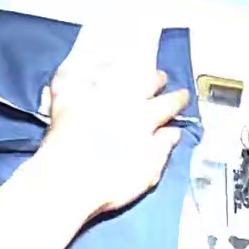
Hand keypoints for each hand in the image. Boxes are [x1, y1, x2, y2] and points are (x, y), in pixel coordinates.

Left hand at [29, 37, 189, 218]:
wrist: (66, 182)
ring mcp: (93, 97)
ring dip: (124, 67)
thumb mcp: (146, 173)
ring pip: (113, 72)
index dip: (178, 98)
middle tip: (160, 77)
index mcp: (145, 118)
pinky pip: (72, 77)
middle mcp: (122, 101)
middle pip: (144, 81)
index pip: (169, 103)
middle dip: (156, 78)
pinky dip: (78, 70)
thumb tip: (173, 131)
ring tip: (127, 66)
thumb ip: (161, 149)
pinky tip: (80, 65)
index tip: (183, 95)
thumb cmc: (111, 184)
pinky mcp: (66, 101)